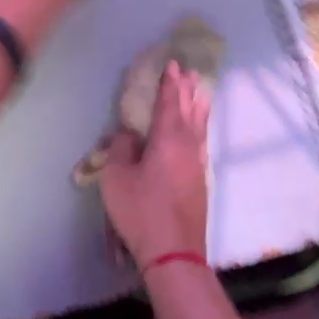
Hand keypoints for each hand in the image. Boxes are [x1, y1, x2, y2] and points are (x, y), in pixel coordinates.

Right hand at [100, 62, 212, 265]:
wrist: (173, 253)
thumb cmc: (141, 210)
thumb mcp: (118, 176)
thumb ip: (122, 148)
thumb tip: (130, 134)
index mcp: (167, 140)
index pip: (168, 104)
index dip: (169, 85)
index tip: (172, 65)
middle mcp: (187, 148)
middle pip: (189, 113)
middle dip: (187, 91)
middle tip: (188, 72)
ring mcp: (197, 166)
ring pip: (199, 128)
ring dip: (197, 108)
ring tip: (200, 93)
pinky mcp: (200, 183)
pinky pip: (201, 143)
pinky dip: (200, 129)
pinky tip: (198, 132)